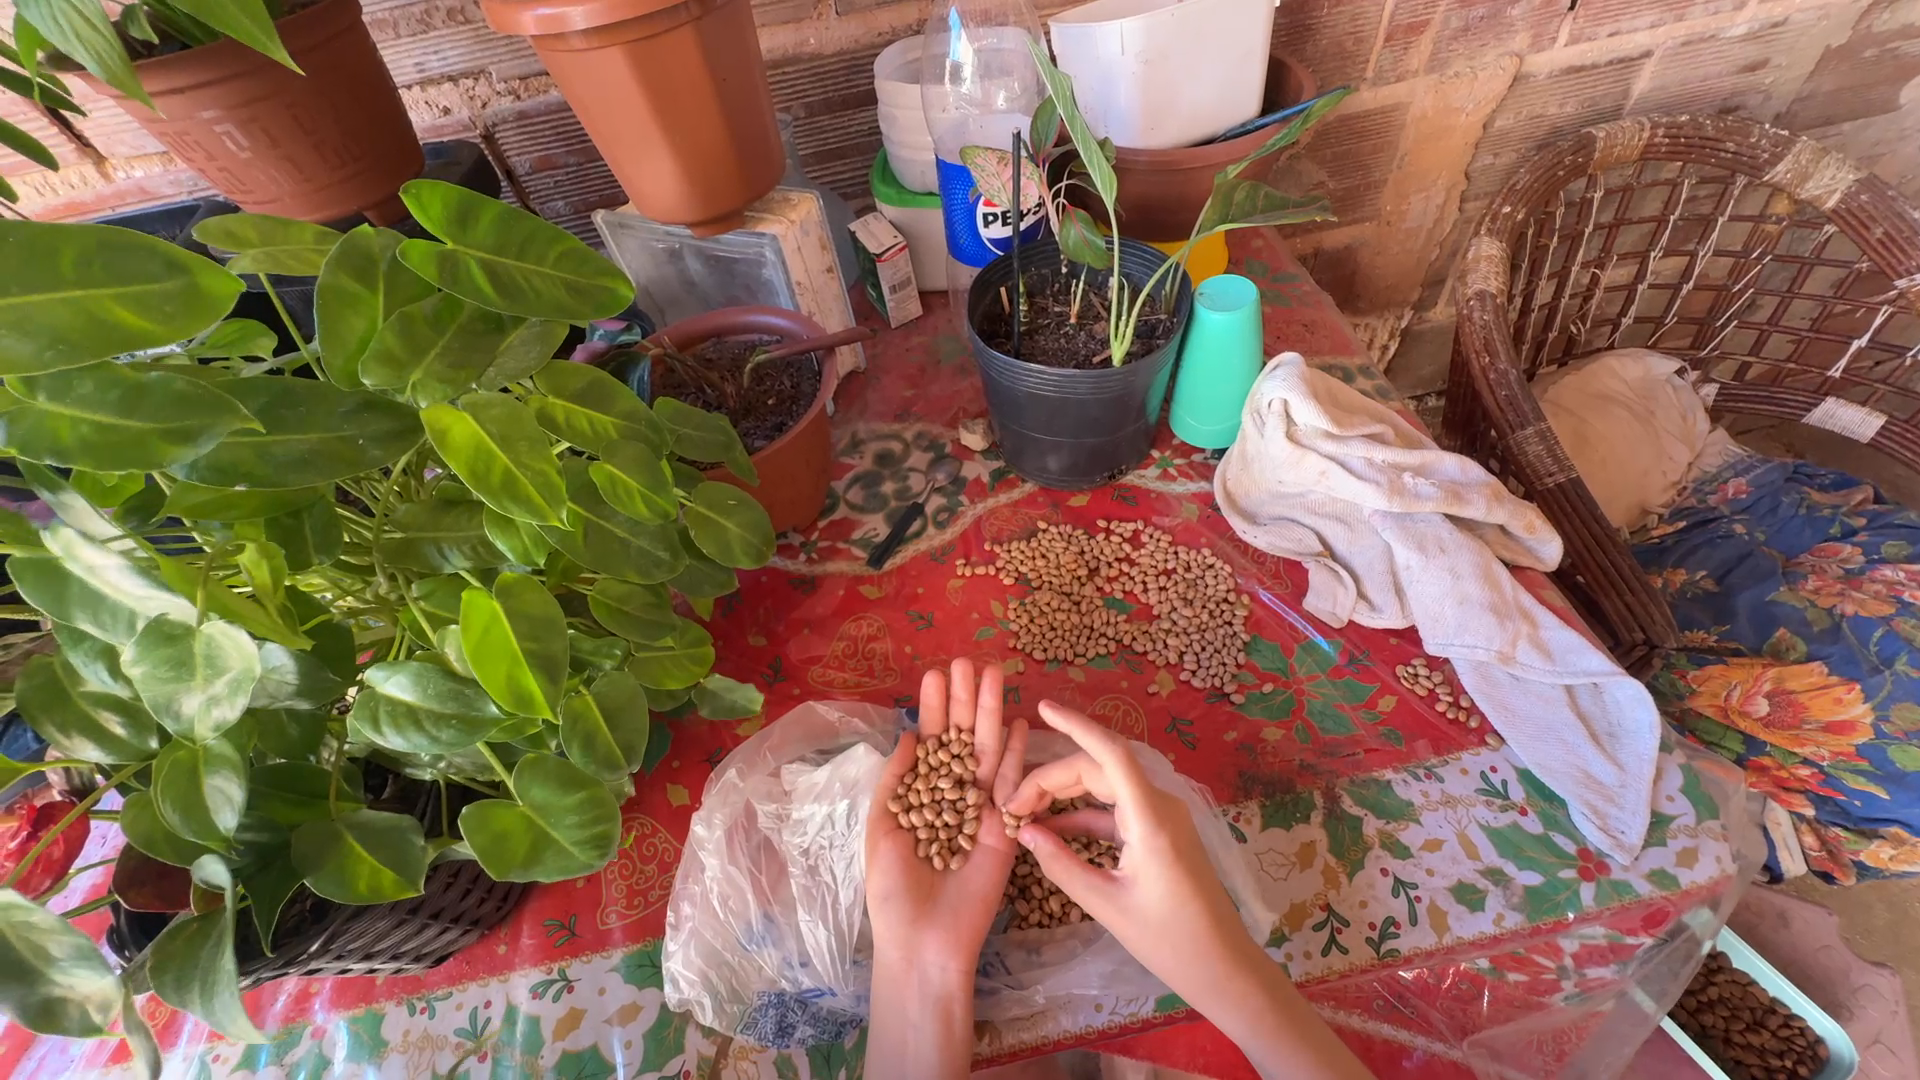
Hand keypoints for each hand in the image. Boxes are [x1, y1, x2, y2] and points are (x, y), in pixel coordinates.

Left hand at [865, 658, 1028, 978]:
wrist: (923, 941)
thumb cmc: (893, 888)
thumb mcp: (883, 826)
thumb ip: (897, 779)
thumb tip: (911, 733)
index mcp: (923, 793)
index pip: (932, 740)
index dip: (934, 707)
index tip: (935, 673)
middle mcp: (954, 794)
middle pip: (963, 738)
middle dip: (965, 699)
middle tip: (968, 660)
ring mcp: (982, 809)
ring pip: (988, 752)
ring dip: (990, 713)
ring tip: (992, 674)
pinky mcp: (1006, 828)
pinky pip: (1013, 786)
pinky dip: (1017, 754)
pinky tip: (1017, 722)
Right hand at [1001, 699, 1253, 992]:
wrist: (1225, 969)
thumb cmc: (1171, 942)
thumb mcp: (1107, 905)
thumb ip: (1062, 865)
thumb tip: (1026, 832)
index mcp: (1150, 817)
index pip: (1110, 752)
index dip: (1075, 724)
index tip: (1042, 707)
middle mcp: (1158, 804)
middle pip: (1098, 769)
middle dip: (1052, 778)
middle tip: (1012, 803)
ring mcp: (1160, 815)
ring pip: (1104, 786)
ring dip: (1065, 793)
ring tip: (1024, 810)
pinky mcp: (1158, 831)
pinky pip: (1114, 809)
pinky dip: (1083, 814)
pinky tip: (1052, 827)